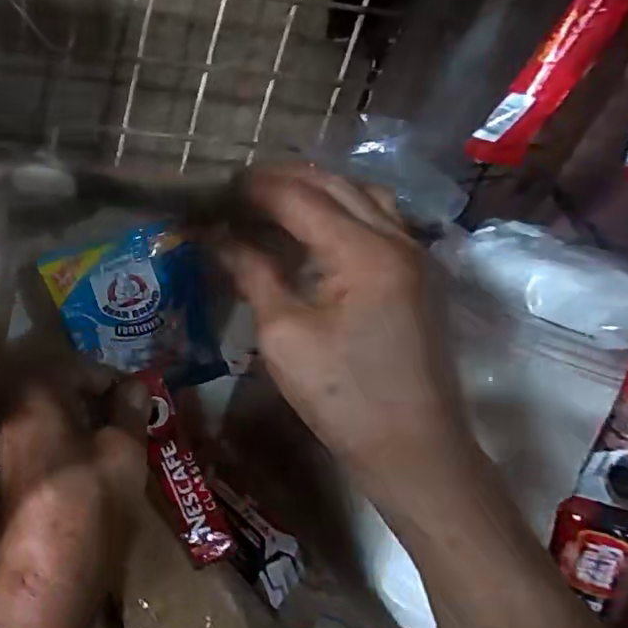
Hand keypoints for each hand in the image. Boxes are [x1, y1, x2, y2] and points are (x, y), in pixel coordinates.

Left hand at [0, 373, 147, 627]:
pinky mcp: (8, 482)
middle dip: (92, 399)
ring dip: (80, 425)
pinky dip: (67, 447)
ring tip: (117, 444)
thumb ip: (127, 414)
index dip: (108, 376)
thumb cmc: (86, 506)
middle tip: (128, 417)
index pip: (72, 367)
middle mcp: (10, 416)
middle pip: (54, 391)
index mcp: (33, 397)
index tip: (137, 395)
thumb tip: (136, 384)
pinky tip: (93, 471)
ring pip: (47, 421)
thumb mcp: (122, 456)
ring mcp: (4, 450)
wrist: (40, 584)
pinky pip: (40, 447)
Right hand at [218, 164, 468, 507]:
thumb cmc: (340, 393)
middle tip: (232, 188)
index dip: (251, 188)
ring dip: (314, 187)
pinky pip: (377, 217)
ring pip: (362, 194)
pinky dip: (338, 206)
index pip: (298, 197)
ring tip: (268, 197)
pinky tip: (308, 224)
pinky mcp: (416, 275)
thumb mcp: (281, 331)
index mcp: (363, 253)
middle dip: (280, 179)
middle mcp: (396, 241)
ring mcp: (414, 256)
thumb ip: (252, 272)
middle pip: (334, 185)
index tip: (211, 189)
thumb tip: (217, 237)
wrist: (413, 449)